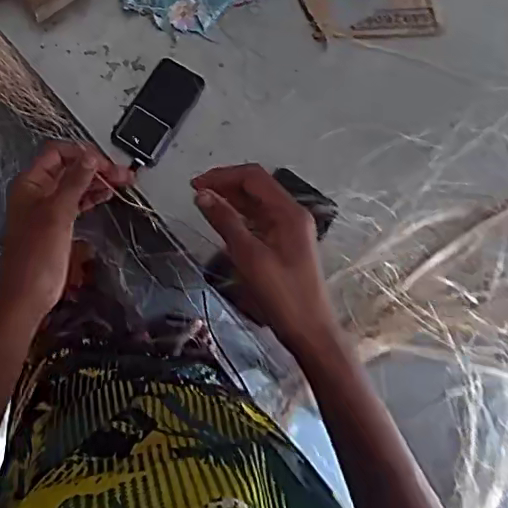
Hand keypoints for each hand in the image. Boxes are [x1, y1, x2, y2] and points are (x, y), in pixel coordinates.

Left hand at [0, 142, 131, 319]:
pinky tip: (106, 196)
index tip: (106, 163)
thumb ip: (74, 182)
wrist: (26, 297)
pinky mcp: (54, 225)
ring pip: (73, 185)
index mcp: (29, 183)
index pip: (57, 153)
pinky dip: (90, 197)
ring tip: (121, 183)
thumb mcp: (58, 213)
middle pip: (67, 168)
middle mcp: (35, 192)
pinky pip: (74, 202)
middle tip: (121, 174)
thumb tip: (90, 157)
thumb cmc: (36, 256)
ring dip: (95, 182)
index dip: (82, 153)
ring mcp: (44, 209)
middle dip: (94, 167)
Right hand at [192, 165, 341, 351]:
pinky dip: (238, 213)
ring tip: (203, 202)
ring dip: (230, 197)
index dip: (222, 175)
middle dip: (225, 183)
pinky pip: (258, 217)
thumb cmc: (282, 295)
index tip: (196, 184)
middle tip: (196, 191)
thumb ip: (225, 221)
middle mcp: (292, 214)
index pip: (253, 177)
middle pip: (256, 185)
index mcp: (289, 212)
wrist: (311, 332)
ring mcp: (290, 228)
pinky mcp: (285, 242)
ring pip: (256, 201)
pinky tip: (221, 219)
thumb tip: (202, 195)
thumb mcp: (249, 256)